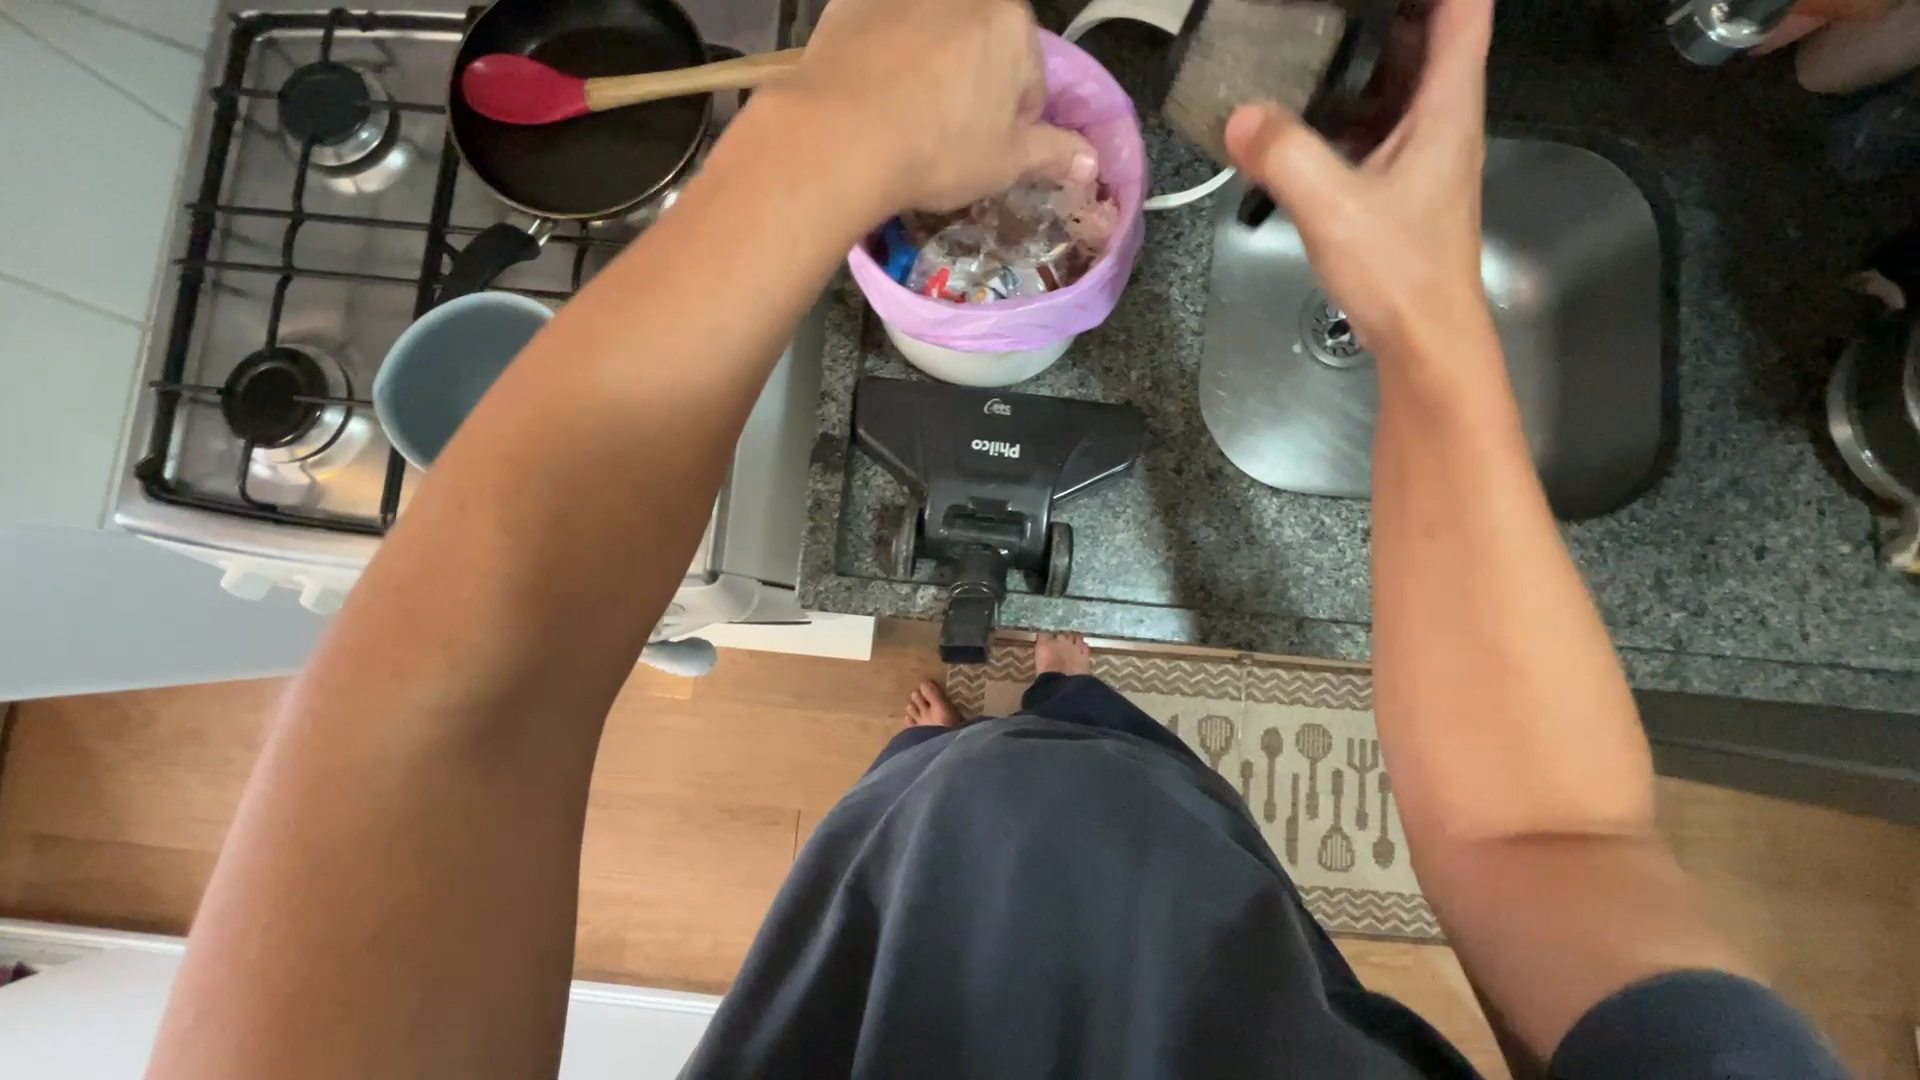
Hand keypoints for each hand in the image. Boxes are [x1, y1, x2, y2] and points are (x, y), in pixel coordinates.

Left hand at [778, 0, 1097, 211]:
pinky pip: (881, 33)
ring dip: (929, 72)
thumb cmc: (937, 151)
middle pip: (981, 51)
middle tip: (946, 141)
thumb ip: (1052, 154)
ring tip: (905, 123)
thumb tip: (1091, 161)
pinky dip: (882, 60)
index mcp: (1011, 26)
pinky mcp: (853, 3)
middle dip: (973, 91)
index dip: (1012, 126)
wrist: (841, 136)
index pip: (1029, 83)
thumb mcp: (1005, 163)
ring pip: (932, 41)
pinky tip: (870, 99)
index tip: (986, 154)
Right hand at [1223, 0, 1493, 358]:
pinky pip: (1375, 129)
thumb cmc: (1397, 269)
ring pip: (1398, 86)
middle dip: (1381, 16)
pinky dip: (1343, 116)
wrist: (1422, 335)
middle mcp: (1442, 119)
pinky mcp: (1400, 186)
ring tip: (1304, 52)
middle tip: (1321, 17)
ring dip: (1359, 66)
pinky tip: (1300, 125)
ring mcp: (1422, 154)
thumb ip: (1285, 157)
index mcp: (1447, 105)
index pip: (1463, 7)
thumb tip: (1239, 117)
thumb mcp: (1334, 208)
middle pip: (1427, 38)